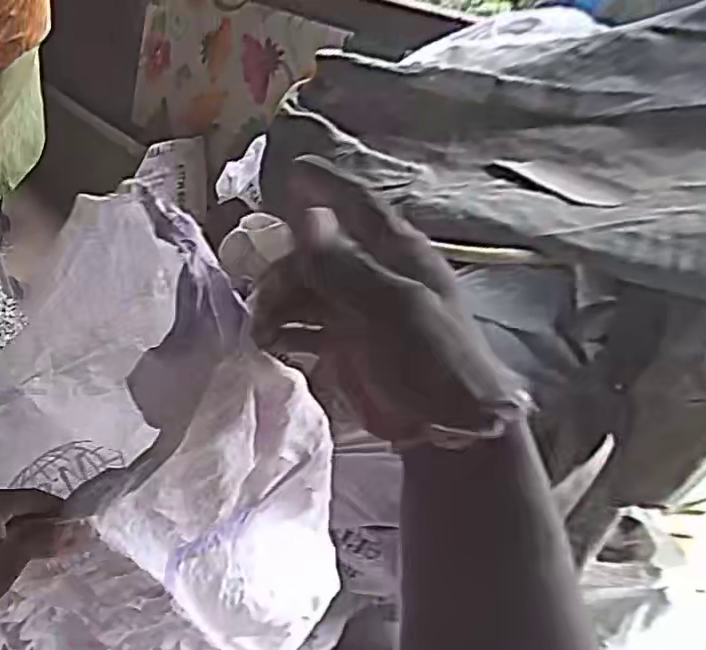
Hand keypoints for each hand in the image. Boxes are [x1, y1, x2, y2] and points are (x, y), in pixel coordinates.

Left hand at [0, 489, 70, 621]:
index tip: (79, 528)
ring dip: (25, 528)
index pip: (36, 497)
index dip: (61, 511)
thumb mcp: (10, 561)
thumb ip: (42, 540)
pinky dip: (6, 532)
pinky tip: (13, 552)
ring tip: (43, 550)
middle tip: (65, 542)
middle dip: (44, 521)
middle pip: (20, 503)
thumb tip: (75, 530)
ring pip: (4, 514)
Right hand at [252, 156, 525, 447]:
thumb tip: (307, 219)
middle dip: (283, 272)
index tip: (290, 172)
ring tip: (263, 332)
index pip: (356, 206)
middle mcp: (371, 276)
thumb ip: (345, 266)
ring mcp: (354, 312)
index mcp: (395, 254)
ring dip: (277, 306)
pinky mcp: (340, 345)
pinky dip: (282, 332)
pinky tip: (271, 345)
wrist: (442, 423)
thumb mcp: (392, 307)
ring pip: (301, 292)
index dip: (325, 187)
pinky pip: (300, 327)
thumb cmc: (432, 358)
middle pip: (314, 256)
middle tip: (263, 303)